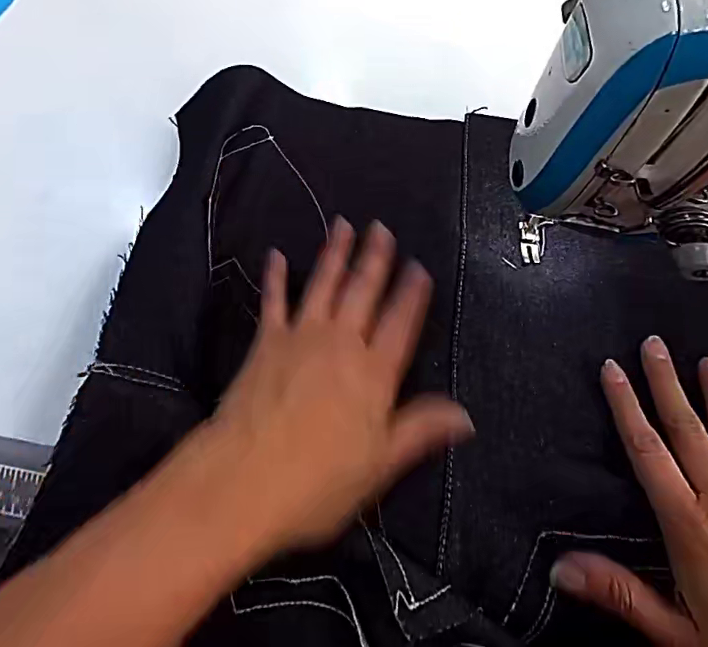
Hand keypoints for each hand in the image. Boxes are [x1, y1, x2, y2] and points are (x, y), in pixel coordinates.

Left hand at [169, 218, 473, 554]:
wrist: (239, 482)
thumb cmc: (317, 482)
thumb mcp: (380, 465)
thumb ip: (421, 430)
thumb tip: (467, 416)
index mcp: (374, 373)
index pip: (401, 322)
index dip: (412, 293)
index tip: (419, 266)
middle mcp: (342, 343)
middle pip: (364, 292)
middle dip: (376, 258)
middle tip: (383, 228)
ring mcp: (302, 337)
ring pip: (325, 285)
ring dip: (335, 254)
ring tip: (344, 224)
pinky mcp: (266, 342)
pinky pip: (275, 301)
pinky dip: (277, 277)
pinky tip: (278, 255)